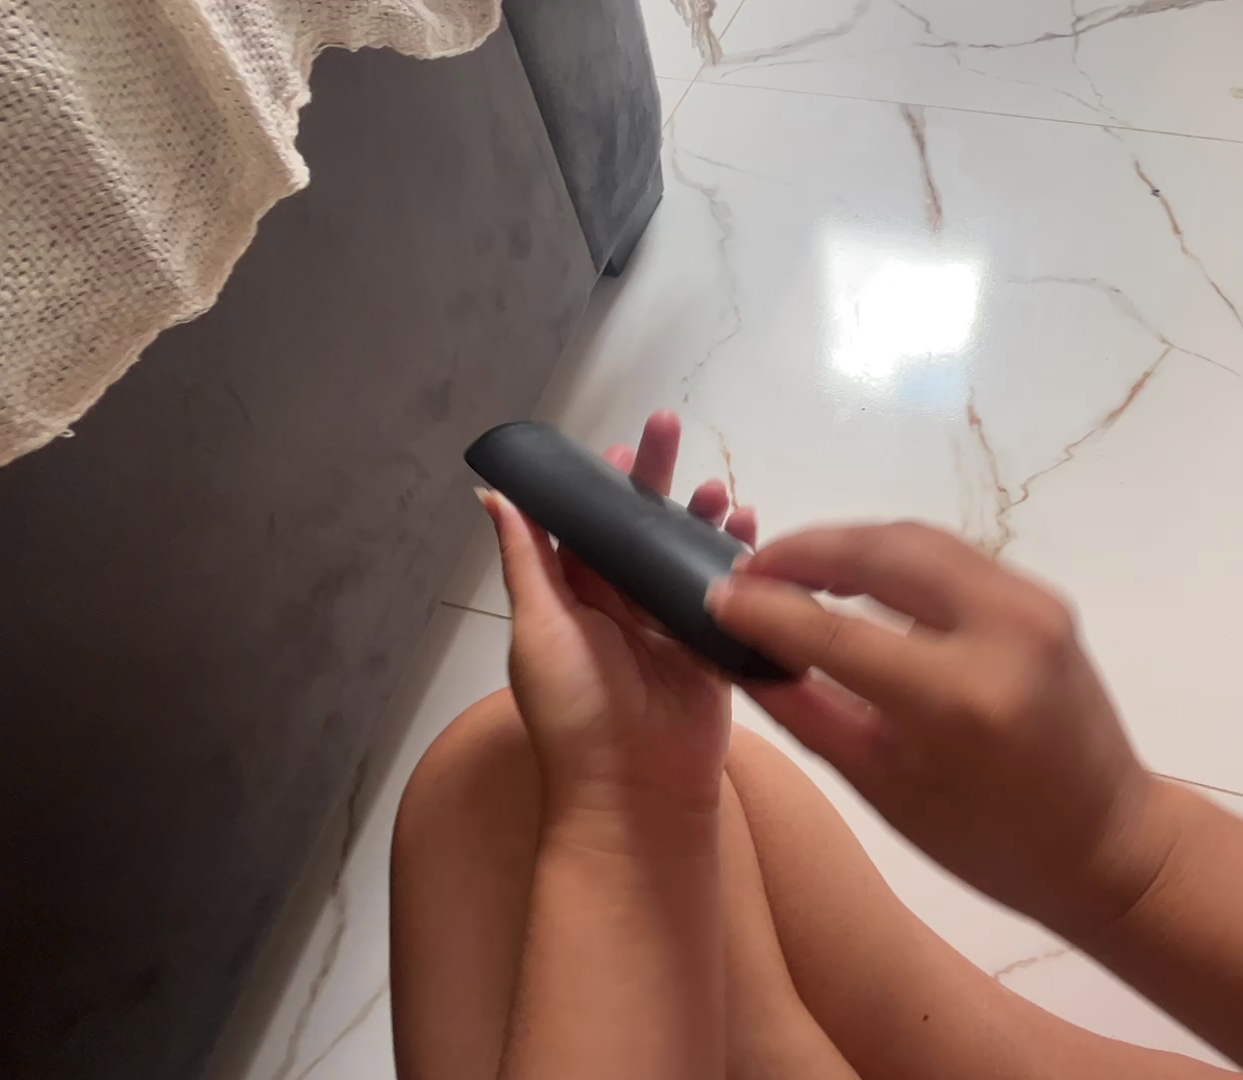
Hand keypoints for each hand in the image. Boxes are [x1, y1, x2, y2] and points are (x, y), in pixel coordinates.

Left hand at [483, 411, 757, 813]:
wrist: (637, 784)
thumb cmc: (577, 704)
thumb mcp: (540, 628)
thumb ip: (527, 560)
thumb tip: (493, 495)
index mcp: (577, 595)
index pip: (588, 525)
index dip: (602, 486)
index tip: (620, 450)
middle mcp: (623, 600)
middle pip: (641, 527)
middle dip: (656, 480)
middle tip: (670, 427)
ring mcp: (669, 617)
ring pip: (686, 550)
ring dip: (700, 515)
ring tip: (717, 491)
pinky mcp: (710, 637)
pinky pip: (724, 586)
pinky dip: (738, 554)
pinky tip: (749, 529)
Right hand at [707, 522, 1162, 936]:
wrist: (1110, 840)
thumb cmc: (987, 841)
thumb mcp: (882, 787)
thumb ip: (806, 711)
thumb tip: (744, 653)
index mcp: (959, 699)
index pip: (837, 630)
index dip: (767, 607)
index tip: (718, 594)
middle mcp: (1001, 628)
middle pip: (881, 551)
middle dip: (805, 549)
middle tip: (752, 567)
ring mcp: (1031, 600)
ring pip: (915, 537)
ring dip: (846, 544)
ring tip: (793, 567)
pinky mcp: (1040, 593)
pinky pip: (947, 553)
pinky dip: (890, 554)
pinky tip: (855, 575)